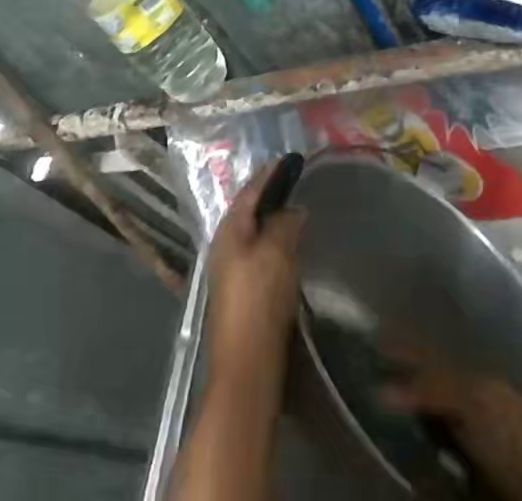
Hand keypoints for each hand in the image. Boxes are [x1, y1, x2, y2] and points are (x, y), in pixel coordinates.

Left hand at [206, 160, 307, 377]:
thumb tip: (293, 208)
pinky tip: (290, 246)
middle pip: (248, 212)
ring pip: (254, 234)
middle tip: (294, 180)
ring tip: (296, 209)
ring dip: (272, 220)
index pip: (249, 193)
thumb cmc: (259, 300)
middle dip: (269, 195)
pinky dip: (275, 242)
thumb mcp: (276, 253)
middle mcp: (225, 247)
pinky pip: (260, 254)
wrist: (247, 363)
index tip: (287, 159)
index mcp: (228, 232)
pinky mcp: (243, 292)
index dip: (268, 175)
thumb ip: (284, 224)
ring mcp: (232, 271)